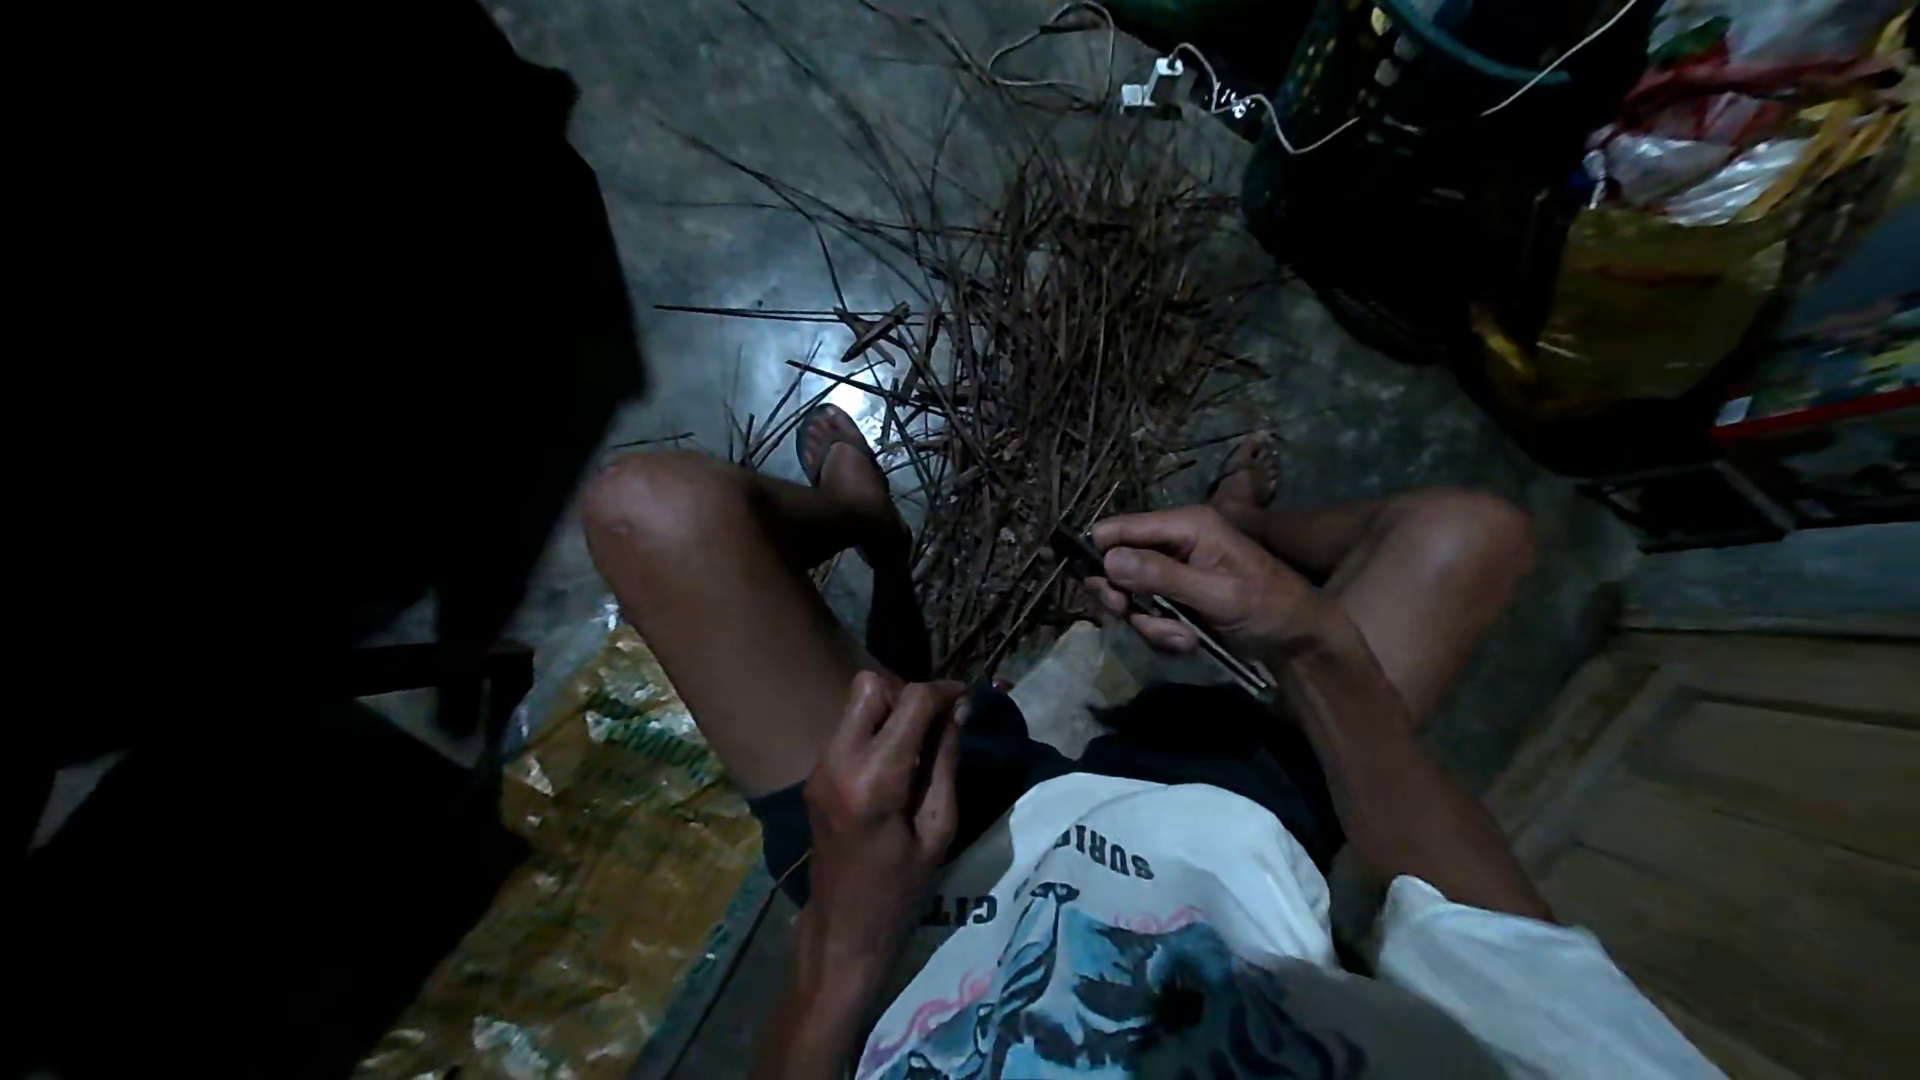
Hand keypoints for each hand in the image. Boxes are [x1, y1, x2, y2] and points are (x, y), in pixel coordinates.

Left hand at [801, 673, 964, 968]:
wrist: (842, 927)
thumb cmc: (901, 887)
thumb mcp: (938, 827)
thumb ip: (945, 761)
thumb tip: (958, 709)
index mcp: (874, 780)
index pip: (911, 702)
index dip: (943, 691)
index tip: (964, 697)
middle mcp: (839, 760)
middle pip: (870, 684)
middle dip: (907, 694)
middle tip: (932, 723)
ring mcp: (821, 763)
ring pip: (857, 699)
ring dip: (891, 708)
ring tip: (917, 742)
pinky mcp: (816, 770)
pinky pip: (849, 724)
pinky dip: (876, 725)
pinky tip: (894, 759)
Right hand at [1087, 505, 1330, 655]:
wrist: (1295, 639)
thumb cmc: (1266, 606)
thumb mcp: (1216, 593)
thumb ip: (1162, 576)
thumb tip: (1108, 561)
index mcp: (1184, 525)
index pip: (1119, 528)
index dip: (1103, 556)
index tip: (1107, 591)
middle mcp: (1171, 543)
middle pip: (1115, 565)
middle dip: (1126, 599)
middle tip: (1133, 616)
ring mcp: (1169, 572)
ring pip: (1129, 597)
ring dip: (1150, 624)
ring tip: (1183, 639)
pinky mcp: (1171, 597)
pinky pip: (1145, 616)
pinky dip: (1161, 634)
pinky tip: (1188, 642)